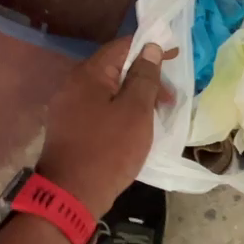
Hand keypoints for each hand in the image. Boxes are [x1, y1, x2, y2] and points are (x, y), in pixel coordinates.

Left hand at [38, 35, 176, 215]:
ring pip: (108, 91)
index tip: (176, 56)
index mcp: (88, 74)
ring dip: (135, 97)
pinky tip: (135, 127)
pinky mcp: (69, 128)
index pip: (122, 47)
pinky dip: (121, 111)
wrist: (71, 196)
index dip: (151, 48)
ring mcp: (68, 107)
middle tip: (170, 99)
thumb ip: (144, 77)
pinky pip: (100, 109)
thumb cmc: (108, 150)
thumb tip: (150, 47)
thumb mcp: (136, 111)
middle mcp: (73, 85)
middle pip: (115, 69)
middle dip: (146, 78)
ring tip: (157, 115)